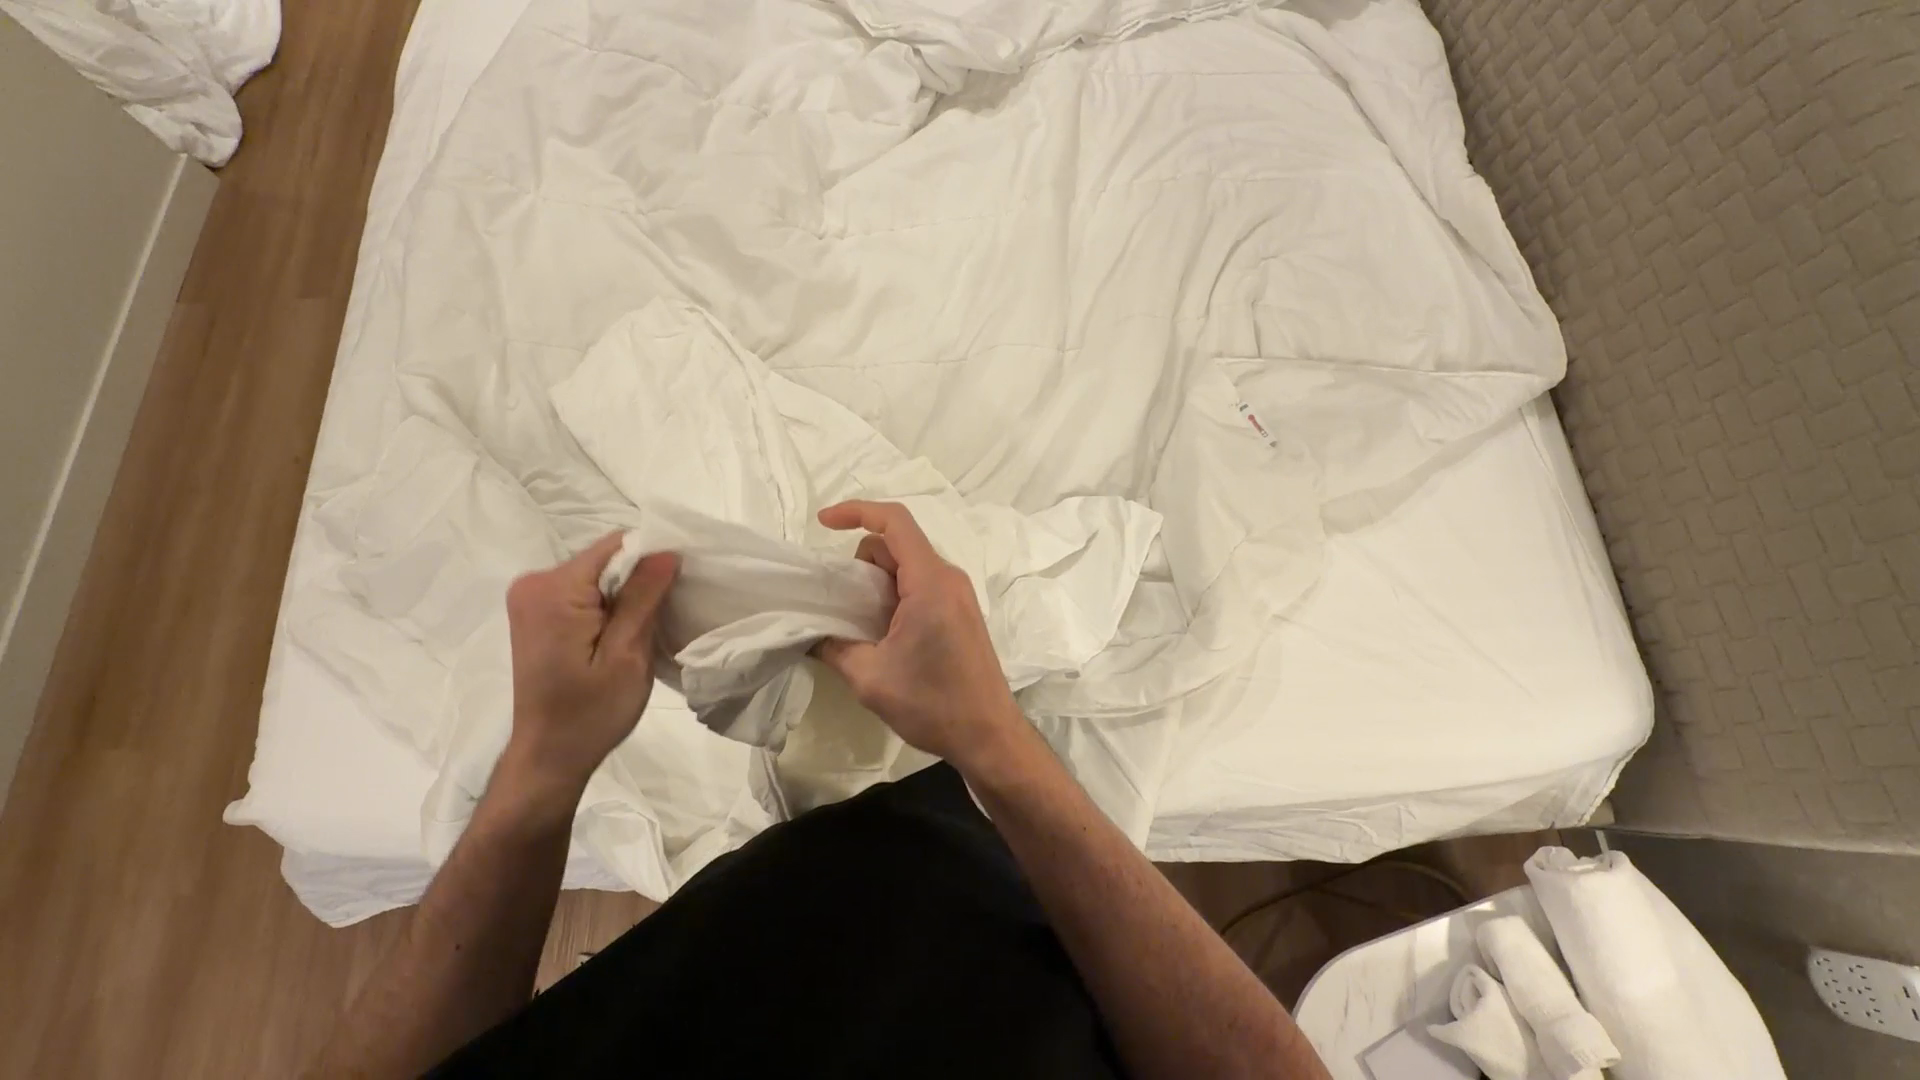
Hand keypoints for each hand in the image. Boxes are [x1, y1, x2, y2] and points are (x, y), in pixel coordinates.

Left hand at [503, 533, 677, 793]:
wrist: (549, 755)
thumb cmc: (590, 712)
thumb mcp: (627, 655)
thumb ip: (643, 598)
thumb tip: (666, 551)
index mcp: (554, 589)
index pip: (616, 546)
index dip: (653, 559)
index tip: (678, 588)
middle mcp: (534, 583)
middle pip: (605, 558)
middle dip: (639, 579)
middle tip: (665, 615)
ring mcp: (531, 597)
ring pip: (597, 574)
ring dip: (625, 594)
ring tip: (645, 629)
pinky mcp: (536, 613)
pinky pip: (584, 590)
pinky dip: (608, 605)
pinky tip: (622, 633)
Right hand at [814, 500, 1027, 770]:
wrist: (988, 735)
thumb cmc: (933, 704)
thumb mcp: (869, 678)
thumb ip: (833, 646)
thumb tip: (807, 632)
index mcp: (931, 583)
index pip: (895, 522)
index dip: (856, 511)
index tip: (823, 522)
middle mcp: (949, 579)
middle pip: (897, 544)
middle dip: (861, 563)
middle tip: (840, 604)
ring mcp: (959, 596)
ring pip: (908, 566)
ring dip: (878, 583)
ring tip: (860, 626)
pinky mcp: (961, 613)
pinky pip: (922, 585)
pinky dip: (895, 596)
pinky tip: (883, 635)